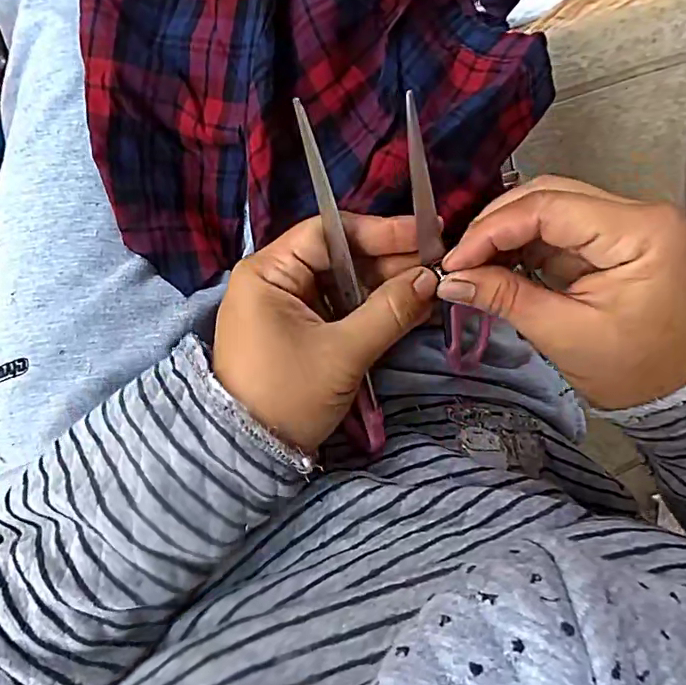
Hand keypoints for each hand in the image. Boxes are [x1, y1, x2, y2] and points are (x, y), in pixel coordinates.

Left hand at [215, 214, 438, 452]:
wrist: (249, 453)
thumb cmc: (287, 395)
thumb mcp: (342, 353)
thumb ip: (389, 311)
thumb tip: (430, 278)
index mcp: (268, 273)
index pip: (328, 233)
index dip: (379, 231)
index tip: (424, 234)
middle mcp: (274, 281)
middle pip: (339, 257)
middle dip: (388, 262)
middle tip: (436, 265)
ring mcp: (286, 307)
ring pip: (343, 284)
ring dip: (384, 286)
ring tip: (429, 287)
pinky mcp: (299, 331)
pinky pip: (340, 309)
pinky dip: (371, 309)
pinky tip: (406, 308)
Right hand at [439, 176, 685, 409]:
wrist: (681, 391)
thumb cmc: (641, 371)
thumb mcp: (565, 334)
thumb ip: (507, 297)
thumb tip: (457, 279)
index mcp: (641, 231)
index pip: (549, 206)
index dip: (493, 229)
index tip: (459, 258)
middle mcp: (640, 215)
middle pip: (549, 195)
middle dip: (497, 226)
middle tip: (462, 261)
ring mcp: (628, 225)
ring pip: (551, 208)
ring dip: (509, 234)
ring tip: (476, 266)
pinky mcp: (615, 241)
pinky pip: (561, 230)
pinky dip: (527, 246)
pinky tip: (501, 265)